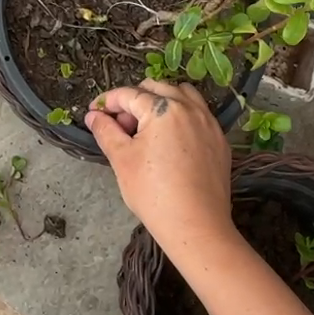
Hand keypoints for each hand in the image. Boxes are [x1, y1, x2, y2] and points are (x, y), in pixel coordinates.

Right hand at [85, 80, 235, 250]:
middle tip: (120, 126)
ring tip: (147, 128)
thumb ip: (105, 131)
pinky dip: (181, 116)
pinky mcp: (220, 140)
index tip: (94, 112)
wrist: (196, 226)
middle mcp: (190, 108)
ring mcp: (209, 123)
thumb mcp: (121, 159)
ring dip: (161, 101)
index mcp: (163, 109)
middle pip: (156, 88)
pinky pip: (198, 115)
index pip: (129, 95)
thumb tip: (93, 115)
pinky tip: (170, 141)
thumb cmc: (154, 193)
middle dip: (134, 100)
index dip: (107, 101)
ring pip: (182, 95)